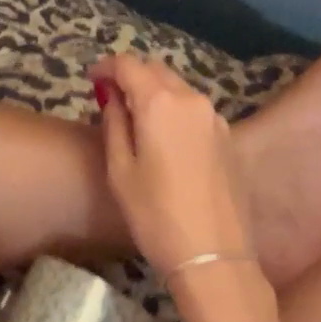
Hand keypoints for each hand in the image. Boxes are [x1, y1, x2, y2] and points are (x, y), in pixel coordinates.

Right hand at [93, 55, 255, 275]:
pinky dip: (176, 110)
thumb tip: (113, 96)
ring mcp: (214, 116)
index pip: (128, 64)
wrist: (215, 257)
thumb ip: (114, 123)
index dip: (107, 66)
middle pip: (156, 70)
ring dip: (156, 91)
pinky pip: (195, 109)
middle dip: (132, 75)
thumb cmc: (156, 216)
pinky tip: (167, 137)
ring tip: (138, 118)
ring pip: (179, 87)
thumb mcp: (120, 171)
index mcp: (160, 102)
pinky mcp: (228, 136)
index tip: (92, 77)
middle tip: (111, 97)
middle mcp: (191, 98)